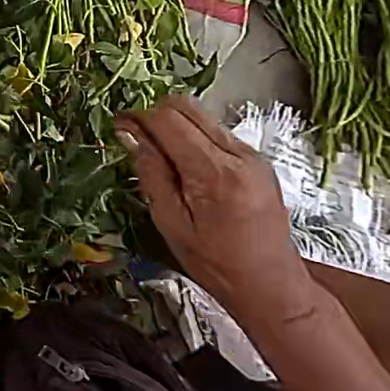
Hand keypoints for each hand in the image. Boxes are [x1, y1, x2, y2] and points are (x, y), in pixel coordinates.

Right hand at [115, 97, 313, 320]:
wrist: (270, 283)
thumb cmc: (215, 262)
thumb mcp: (170, 222)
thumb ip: (150, 172)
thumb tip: (130, 134)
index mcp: (214, 173)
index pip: (168, 120)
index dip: (138, 117)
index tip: (119, 126)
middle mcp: (238, 155)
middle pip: (187, 107)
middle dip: (156, 114)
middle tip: (136, 136)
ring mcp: (252, 154)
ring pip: (202, 116)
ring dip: (175, 126)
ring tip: (160, 155)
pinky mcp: (257, 159)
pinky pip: (216, 132)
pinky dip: (194, 137)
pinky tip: (186, 166)